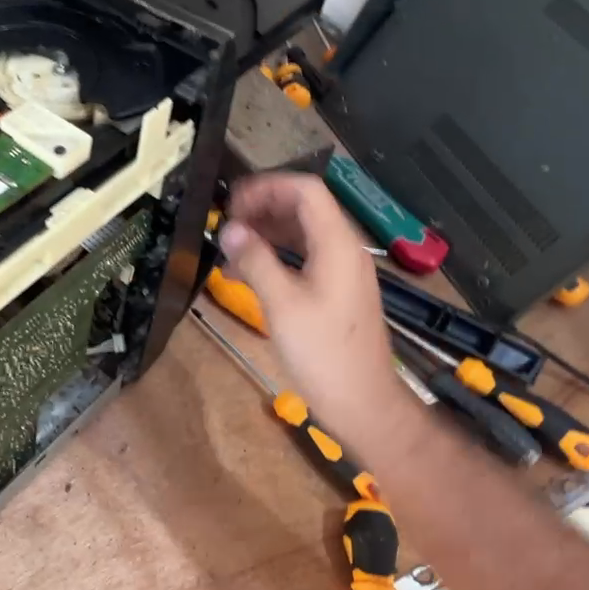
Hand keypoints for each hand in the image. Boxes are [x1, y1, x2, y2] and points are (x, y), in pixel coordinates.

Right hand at [217, 173, 415, 441]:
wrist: (362, 402)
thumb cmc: (323, 353)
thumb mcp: (282, 305)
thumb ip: (255, 262)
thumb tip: (229, 229)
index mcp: (336, 245)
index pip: (305, 190)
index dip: (267, 187)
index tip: (232, 203)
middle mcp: (343, 250)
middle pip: (304, 208)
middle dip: (262, 209)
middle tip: (226, 225)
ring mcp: (341, 271)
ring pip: (302, 233)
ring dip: (265, 233)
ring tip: (230, 249)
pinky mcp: (335, 292)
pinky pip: (304, 258)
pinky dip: (275, 256)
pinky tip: (246, 274)